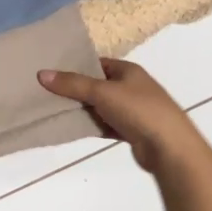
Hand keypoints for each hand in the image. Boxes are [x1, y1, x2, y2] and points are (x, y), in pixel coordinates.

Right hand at [38, 58, 209, 173]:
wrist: (170, 148)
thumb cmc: (139, 110)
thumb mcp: (102, 92)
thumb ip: (72, 84)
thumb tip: (41, 73)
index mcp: (128, 71)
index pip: (97, 62)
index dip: (75, 66)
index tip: (51, 72)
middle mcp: (131, 87)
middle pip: (96, 85)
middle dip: (74, 90)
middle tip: (46, 92)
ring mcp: (132, 110)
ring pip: (99, 106)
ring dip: (82, 109)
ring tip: (53, 110)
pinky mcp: (131, 131)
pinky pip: (104, 124)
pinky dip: (91, 125)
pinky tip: (72, 128)